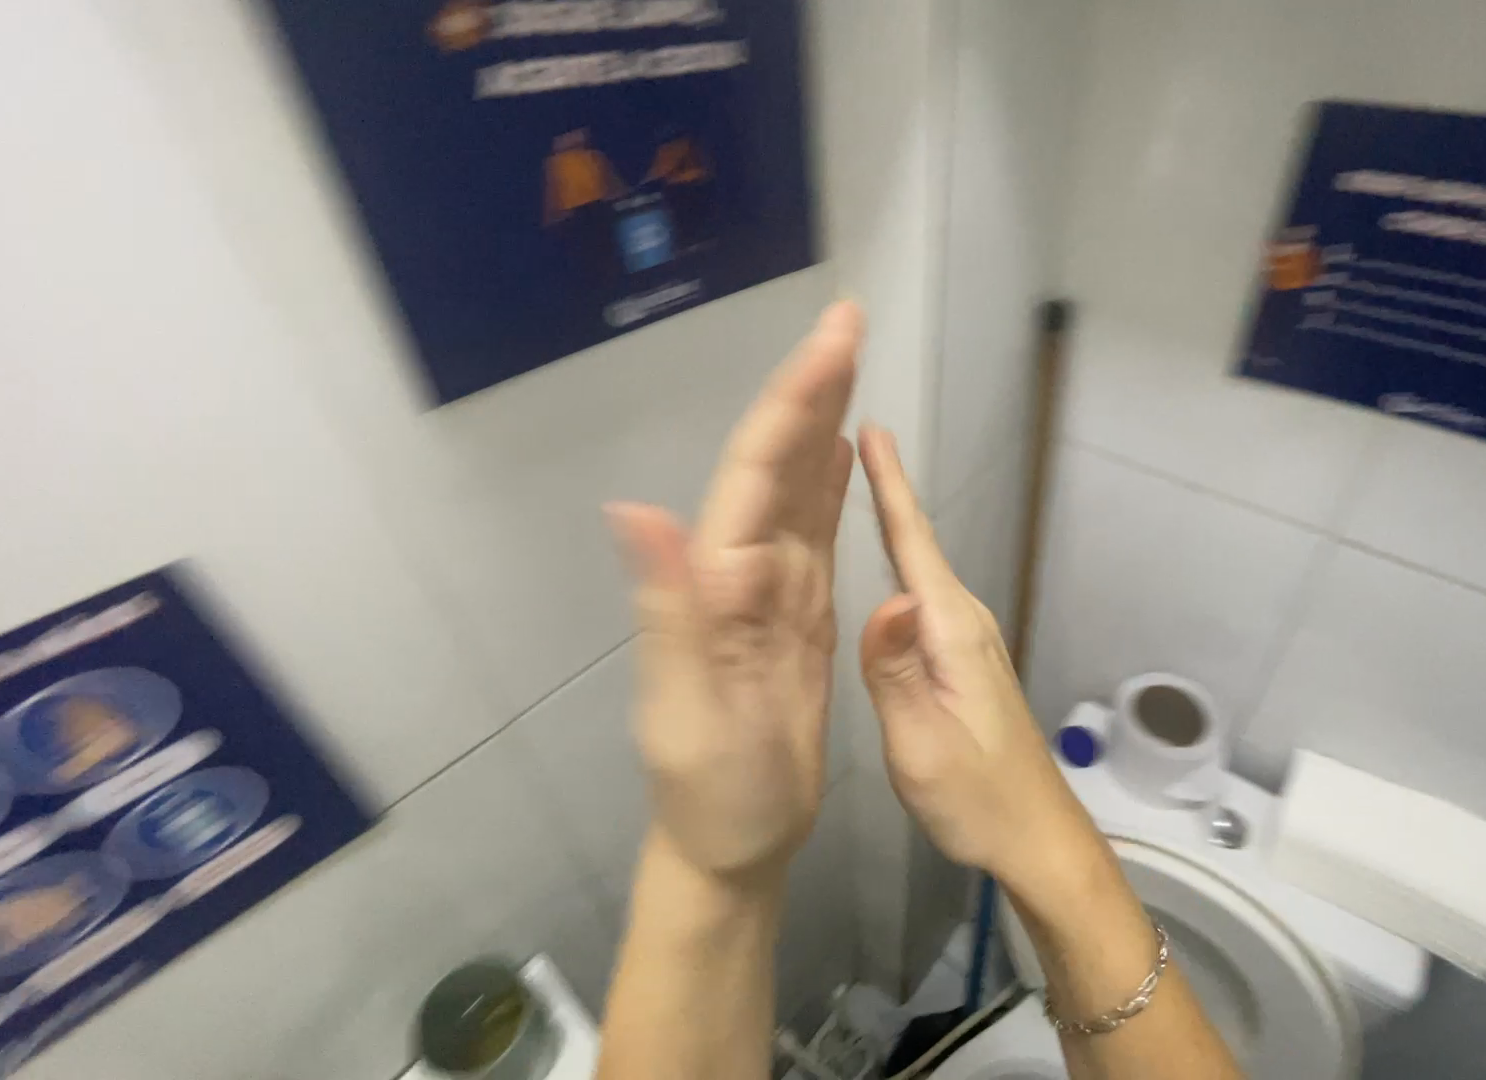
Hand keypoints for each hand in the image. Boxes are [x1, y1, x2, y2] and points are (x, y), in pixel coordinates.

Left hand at [606, 302, 862, 886]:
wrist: (736, 839)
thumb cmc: (713, 790)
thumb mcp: (687, 710)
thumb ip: (667, 610)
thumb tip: (635, 508)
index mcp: (716, 581)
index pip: (756, 473)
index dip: (794, 401)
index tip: (836, 338)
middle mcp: (740, 569)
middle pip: (777, 463)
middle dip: (811, 389)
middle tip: (849, 324)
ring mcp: (772, 588)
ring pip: (799, 487)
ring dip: (821, 423)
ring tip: (849, 365)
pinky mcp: (799, 611)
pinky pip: (816, 531)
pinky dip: (829, 484)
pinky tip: (841, 453)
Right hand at [854, 425, 1101, 892]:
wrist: (1035, 834)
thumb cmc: (975, 796)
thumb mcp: (921, 742)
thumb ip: (897, 670)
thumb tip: (885, 595)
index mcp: (952, 631)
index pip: (915, 544)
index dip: (890, 486)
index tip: (871, 431)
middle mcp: (965, 621)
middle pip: (919, 545)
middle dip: (886, 490)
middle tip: (847, 445)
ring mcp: (970, 640)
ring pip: (923, 567)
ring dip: (893, 522)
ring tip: (855, 485)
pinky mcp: (966, 659)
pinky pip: (925, 597)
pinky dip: (901, 563)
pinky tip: (884, 563)